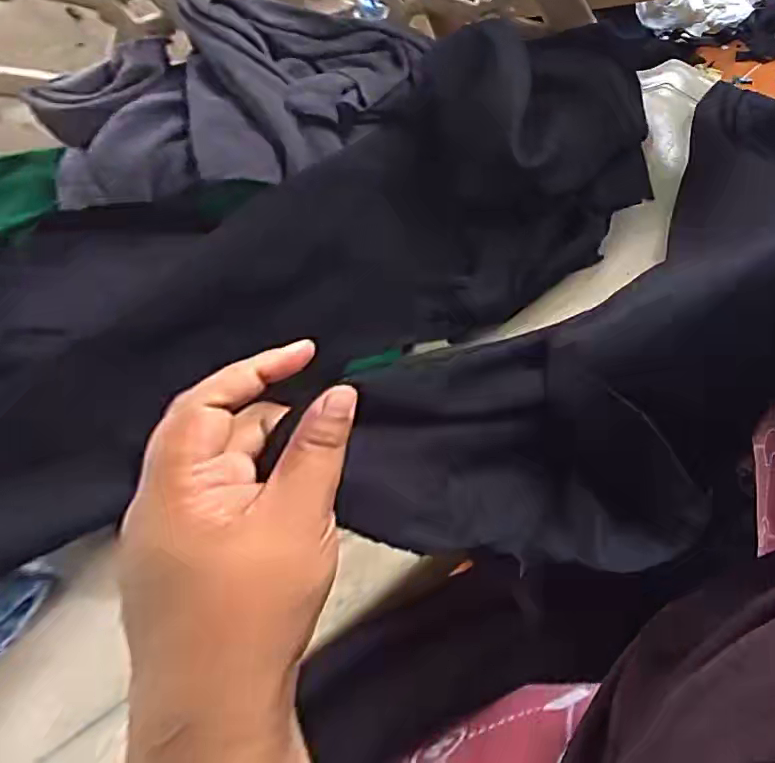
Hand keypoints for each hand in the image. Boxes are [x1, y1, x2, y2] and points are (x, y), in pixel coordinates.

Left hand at [121, 340, 356, 762]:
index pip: (200, 408)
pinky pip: (238, 487)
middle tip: (342, 398)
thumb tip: (339, 392)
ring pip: (233, 460)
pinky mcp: (201, 546)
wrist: (221, 690)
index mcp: (175, 490)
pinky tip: (313, 474)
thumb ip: (318, 448)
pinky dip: (276, 468)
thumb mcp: (300, 514)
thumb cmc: (256, 600)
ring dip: (282, 439)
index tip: (310, 351)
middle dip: (278, 406)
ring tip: (337, 434)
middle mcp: (166, 502)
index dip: (253, 370)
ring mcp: (181, 527)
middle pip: (217, 431)